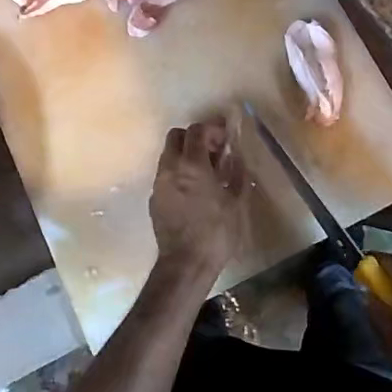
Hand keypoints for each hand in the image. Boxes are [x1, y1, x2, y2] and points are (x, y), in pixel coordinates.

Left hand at [148, 118, 246, 282]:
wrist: (186, 263)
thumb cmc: (217, 232)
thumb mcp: (236, 202)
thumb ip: (236, 173)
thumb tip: (235, 156)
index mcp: (191, 165)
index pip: (196, 131)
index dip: (212, 129)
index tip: (225, 137)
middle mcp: (170, 169)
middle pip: (176, 137)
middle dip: (194, 137)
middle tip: (213, 151)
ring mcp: (159, 184)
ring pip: (168, 156)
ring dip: (185, 155)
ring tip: (206, 172)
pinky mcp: (154, 200)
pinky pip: (165, 175)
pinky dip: (178, 173)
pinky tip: (193, 191)